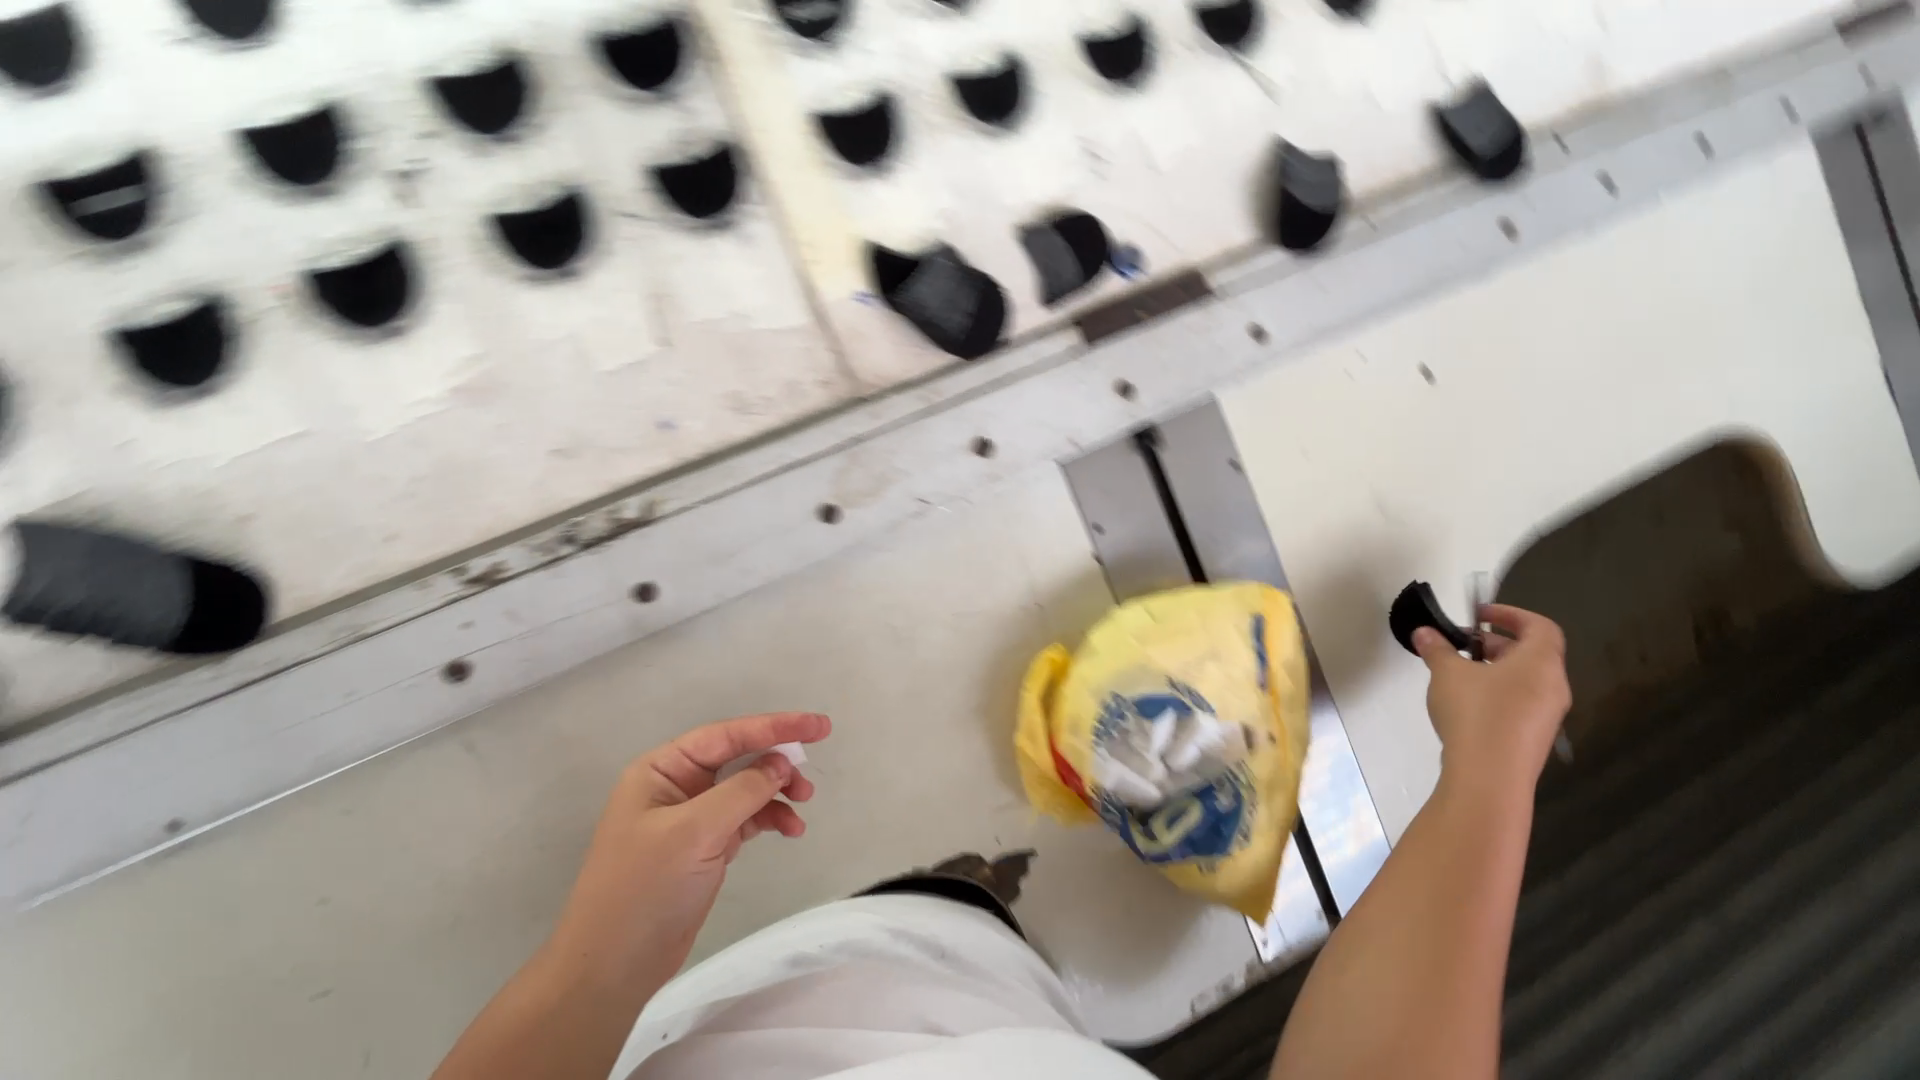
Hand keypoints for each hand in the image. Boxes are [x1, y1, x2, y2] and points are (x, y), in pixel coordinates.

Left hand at [542, 711, 831, 996]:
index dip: (774, 726)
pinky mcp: (704, 848)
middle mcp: (676, 787)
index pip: (726, 735)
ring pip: (746, 789)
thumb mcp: (694, 832)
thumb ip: (742, 791)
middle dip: (778, 761)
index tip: (819, 726)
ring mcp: (690, 819)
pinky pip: (746, 819)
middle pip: (738, 757)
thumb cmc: (645, 889)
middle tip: (811, 775)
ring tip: (804, 805)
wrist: (612, 967)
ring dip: (777, 793)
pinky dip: (770, 819)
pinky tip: (791, 830)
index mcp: (662, 770)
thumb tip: (781, 764)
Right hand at [1413, 604, 1569, 791]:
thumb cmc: (1475, 712)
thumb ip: (1437, 649)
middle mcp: (1553, 686)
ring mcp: (1548, 715)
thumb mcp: (1447, 673)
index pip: (1539, 626)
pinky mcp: (1535, 738)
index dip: (1511, 615)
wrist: (1490, 776)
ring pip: (1525, 680)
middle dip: (1495, 644)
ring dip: (1494, 670)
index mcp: (1540, 662)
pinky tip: (1466, 705)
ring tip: (1458, 674)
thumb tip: (1424, 633)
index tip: (1479, 615)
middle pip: (1532, 653)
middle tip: (1461, 644)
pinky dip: (1497, 694)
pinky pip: (1520, 704)